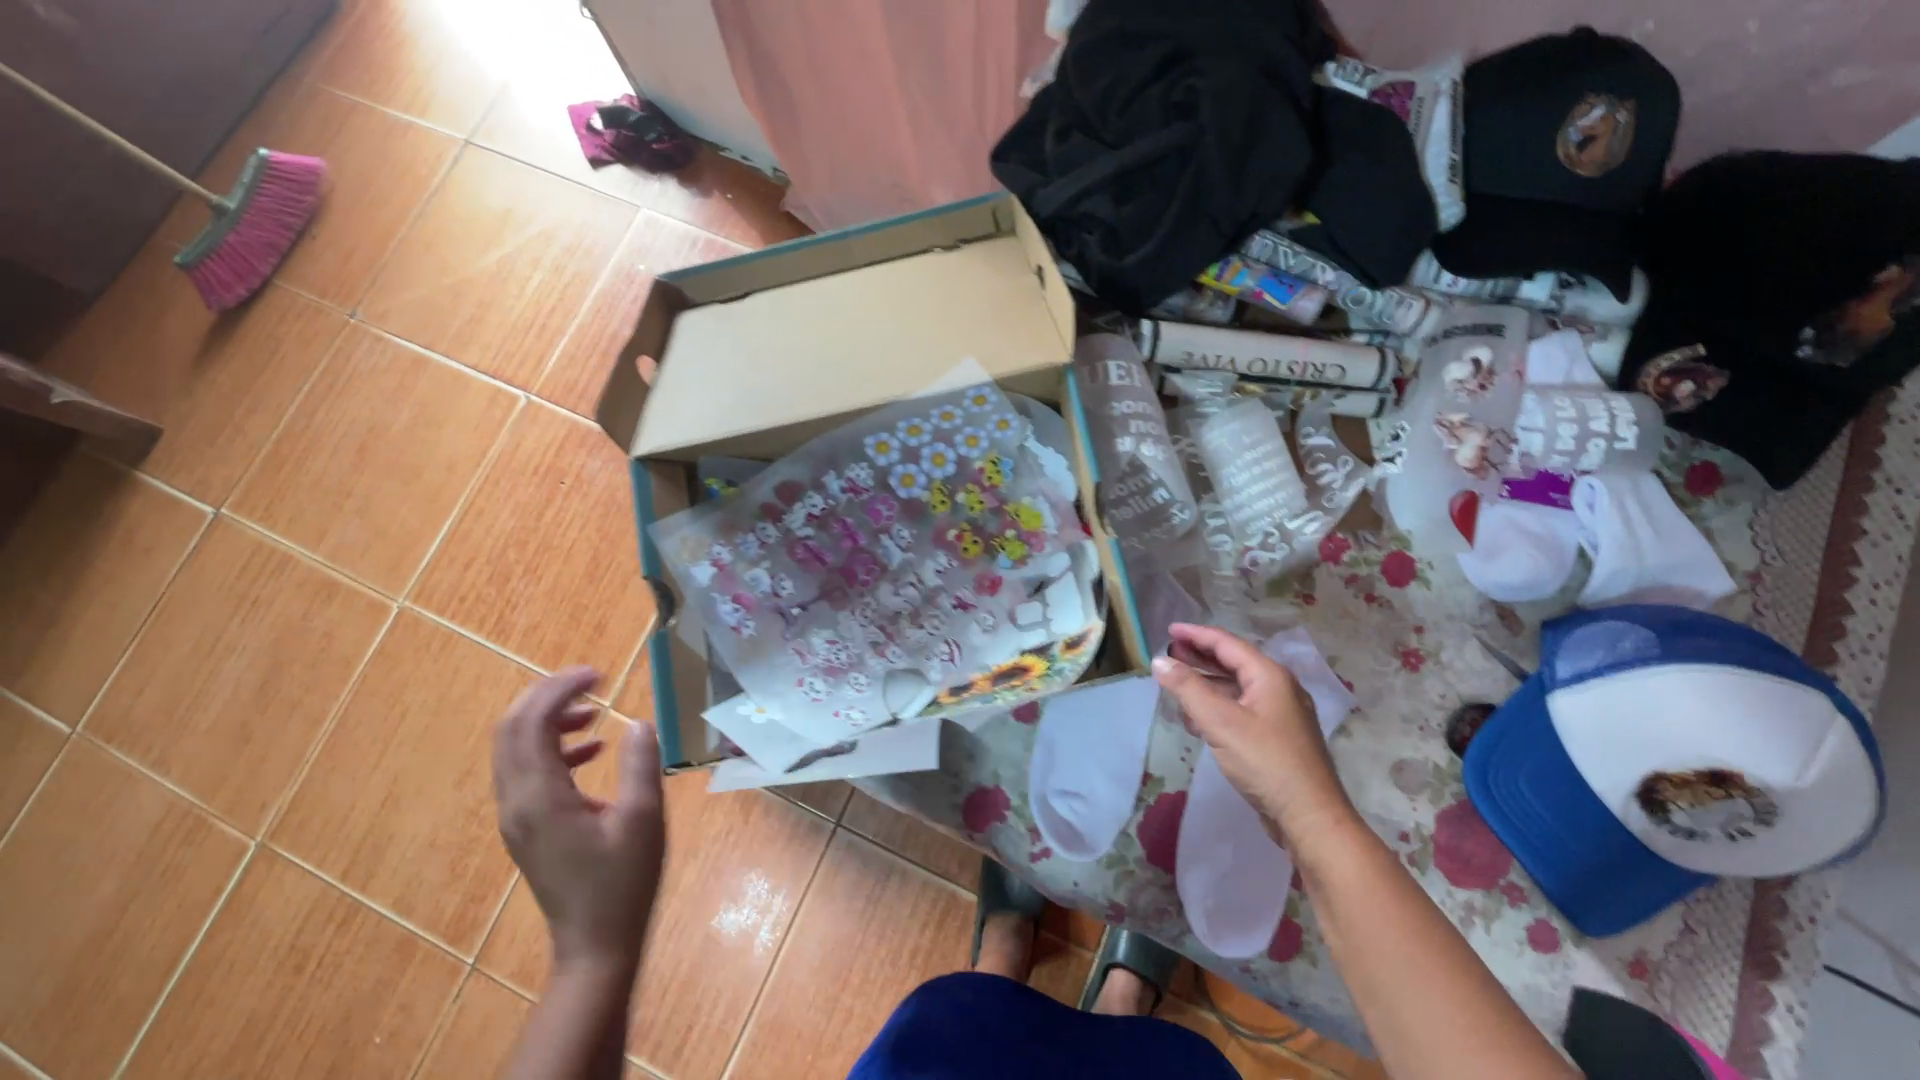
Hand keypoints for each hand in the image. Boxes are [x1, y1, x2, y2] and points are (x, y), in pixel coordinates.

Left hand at [493, 667, 665, 975]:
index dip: (560, 688)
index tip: (599, 674)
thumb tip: (637, 722)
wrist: (594, 945)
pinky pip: (525, 771)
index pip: (532, 722)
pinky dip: (551, 748)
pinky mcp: (524, 828)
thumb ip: (640, 766)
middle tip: (590, 682)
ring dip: (547, 720)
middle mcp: (516, 802)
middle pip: (510, 729)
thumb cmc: (623, 884)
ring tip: (593, 712)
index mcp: (541, 797)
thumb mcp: (644, 821)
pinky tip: (591, 750)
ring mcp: (515, 817)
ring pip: (513, 749)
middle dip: (546, 695)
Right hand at [1151, 623, 1356, 843]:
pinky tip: (1197, 721)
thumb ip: (1188, 689)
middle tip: (1170, 653)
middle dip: (1200, 657)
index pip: (1227, 644)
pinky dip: (1217, 707)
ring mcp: (1281, 714)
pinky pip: (1241, 710)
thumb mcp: (1221, 722)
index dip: (1196, 635)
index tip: (1169, 630)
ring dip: (1206, 685)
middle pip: (1234, 663)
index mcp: (1269, 676)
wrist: (1309, 815)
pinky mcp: (1277, 738)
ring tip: (1177, 686)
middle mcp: (1279, 688)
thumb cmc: (1266, 761)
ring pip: (1237, 689)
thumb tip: (1160, 661)